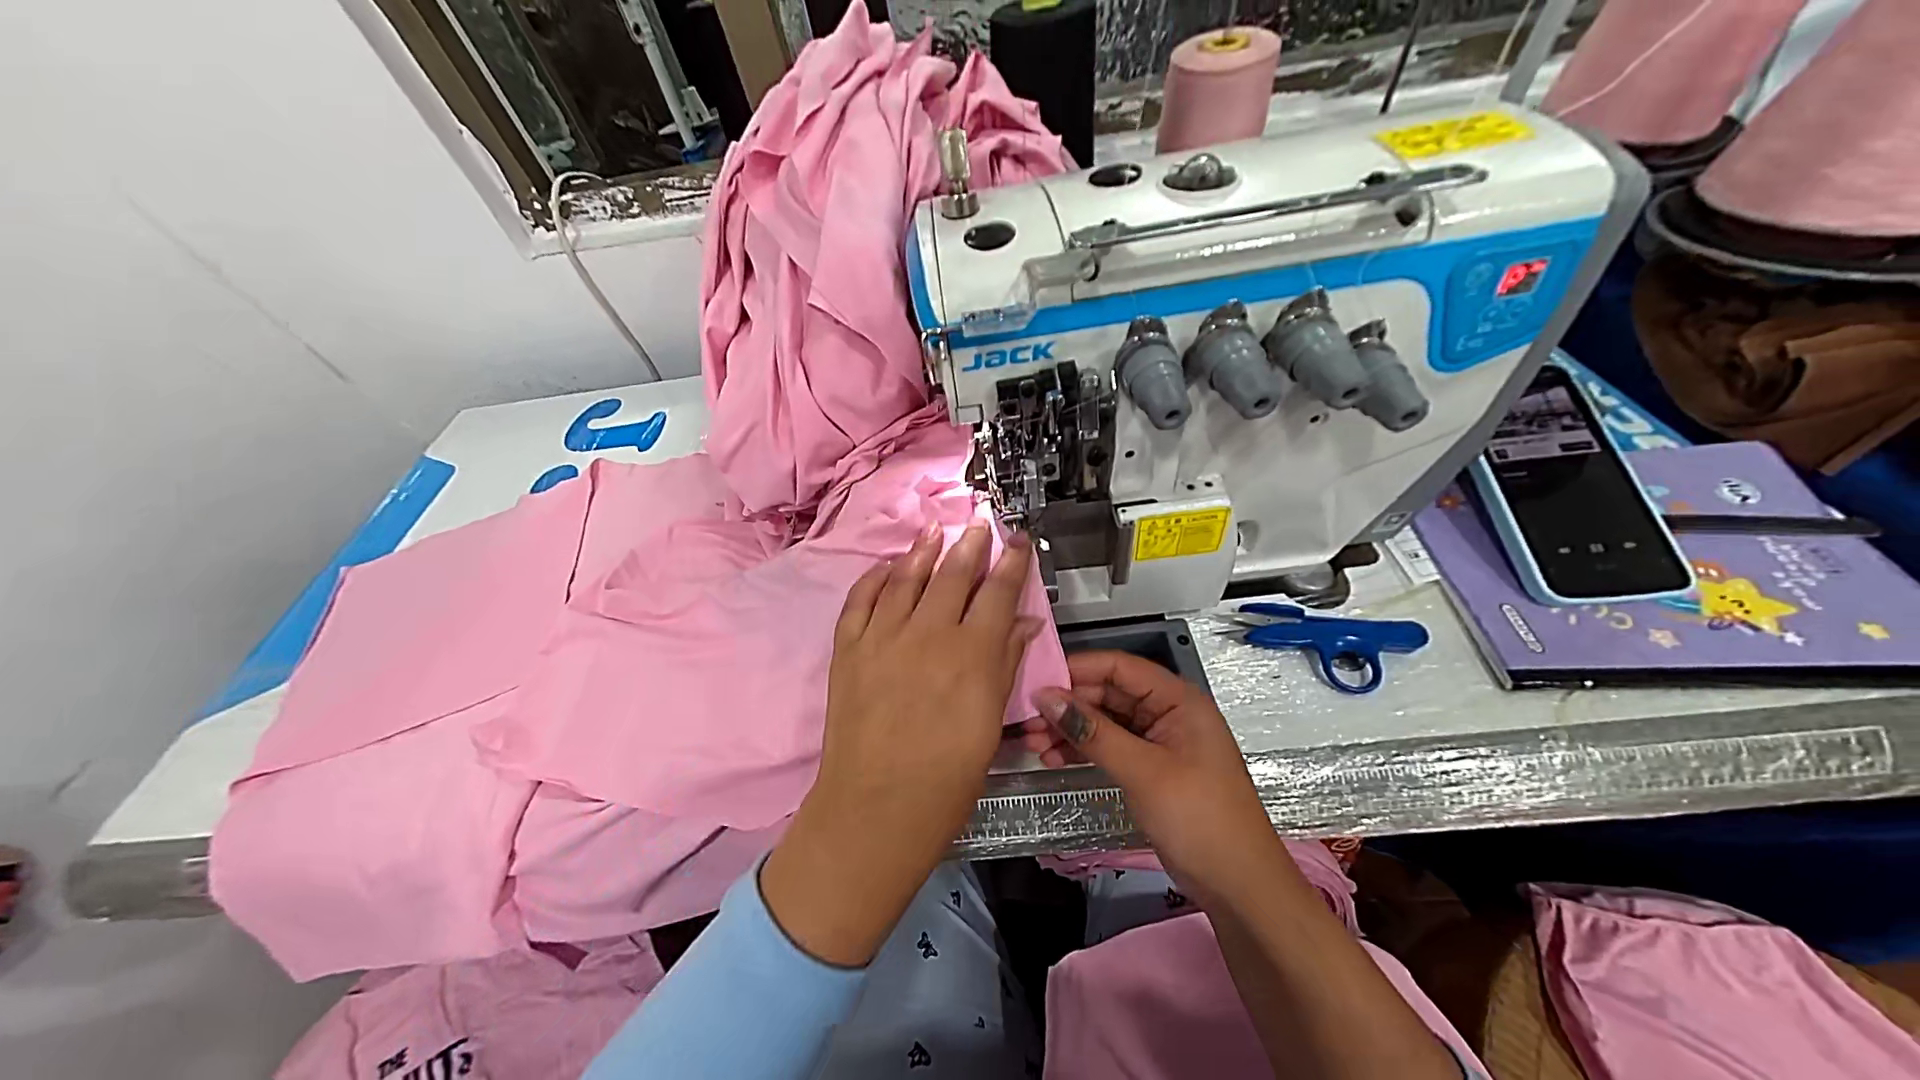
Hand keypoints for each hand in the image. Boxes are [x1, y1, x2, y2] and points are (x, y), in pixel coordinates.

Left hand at [761, 522, 1038, 965]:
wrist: (876, 809)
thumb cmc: (946, 780)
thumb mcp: (989, 724)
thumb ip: (1005, 666)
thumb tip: (1023, 623)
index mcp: (971, 654)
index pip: (997, 593)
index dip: (1011, 563)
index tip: (1017, 540)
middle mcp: (927, 635)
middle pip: (952, 575)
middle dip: (970, 545)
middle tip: (979, 523)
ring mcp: (882, 639)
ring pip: (905, 579)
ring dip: (922, 552)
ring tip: (934, 531)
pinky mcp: (848, 650)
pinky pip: (859, 601)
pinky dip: (873, 578)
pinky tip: (885, 566)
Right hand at [1021, 650, 1289, 907]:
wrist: (1238, 885)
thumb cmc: (1200, 818)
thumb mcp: (1143, 771)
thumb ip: (1093, 732)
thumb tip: (1047, 698)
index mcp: (1177, 699)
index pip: (1119, 666)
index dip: (1076, 670)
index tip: (1036, 682)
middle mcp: (1167, 712)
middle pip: (1107, 693)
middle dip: (1067, 705)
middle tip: (1027, 721)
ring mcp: (1157, 740)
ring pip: (1104, 720)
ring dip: (1069, 729)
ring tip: (1033, 744)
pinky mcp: (1148, 767)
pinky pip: (1108, 745)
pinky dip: (1082, 749)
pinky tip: (1053, 758)